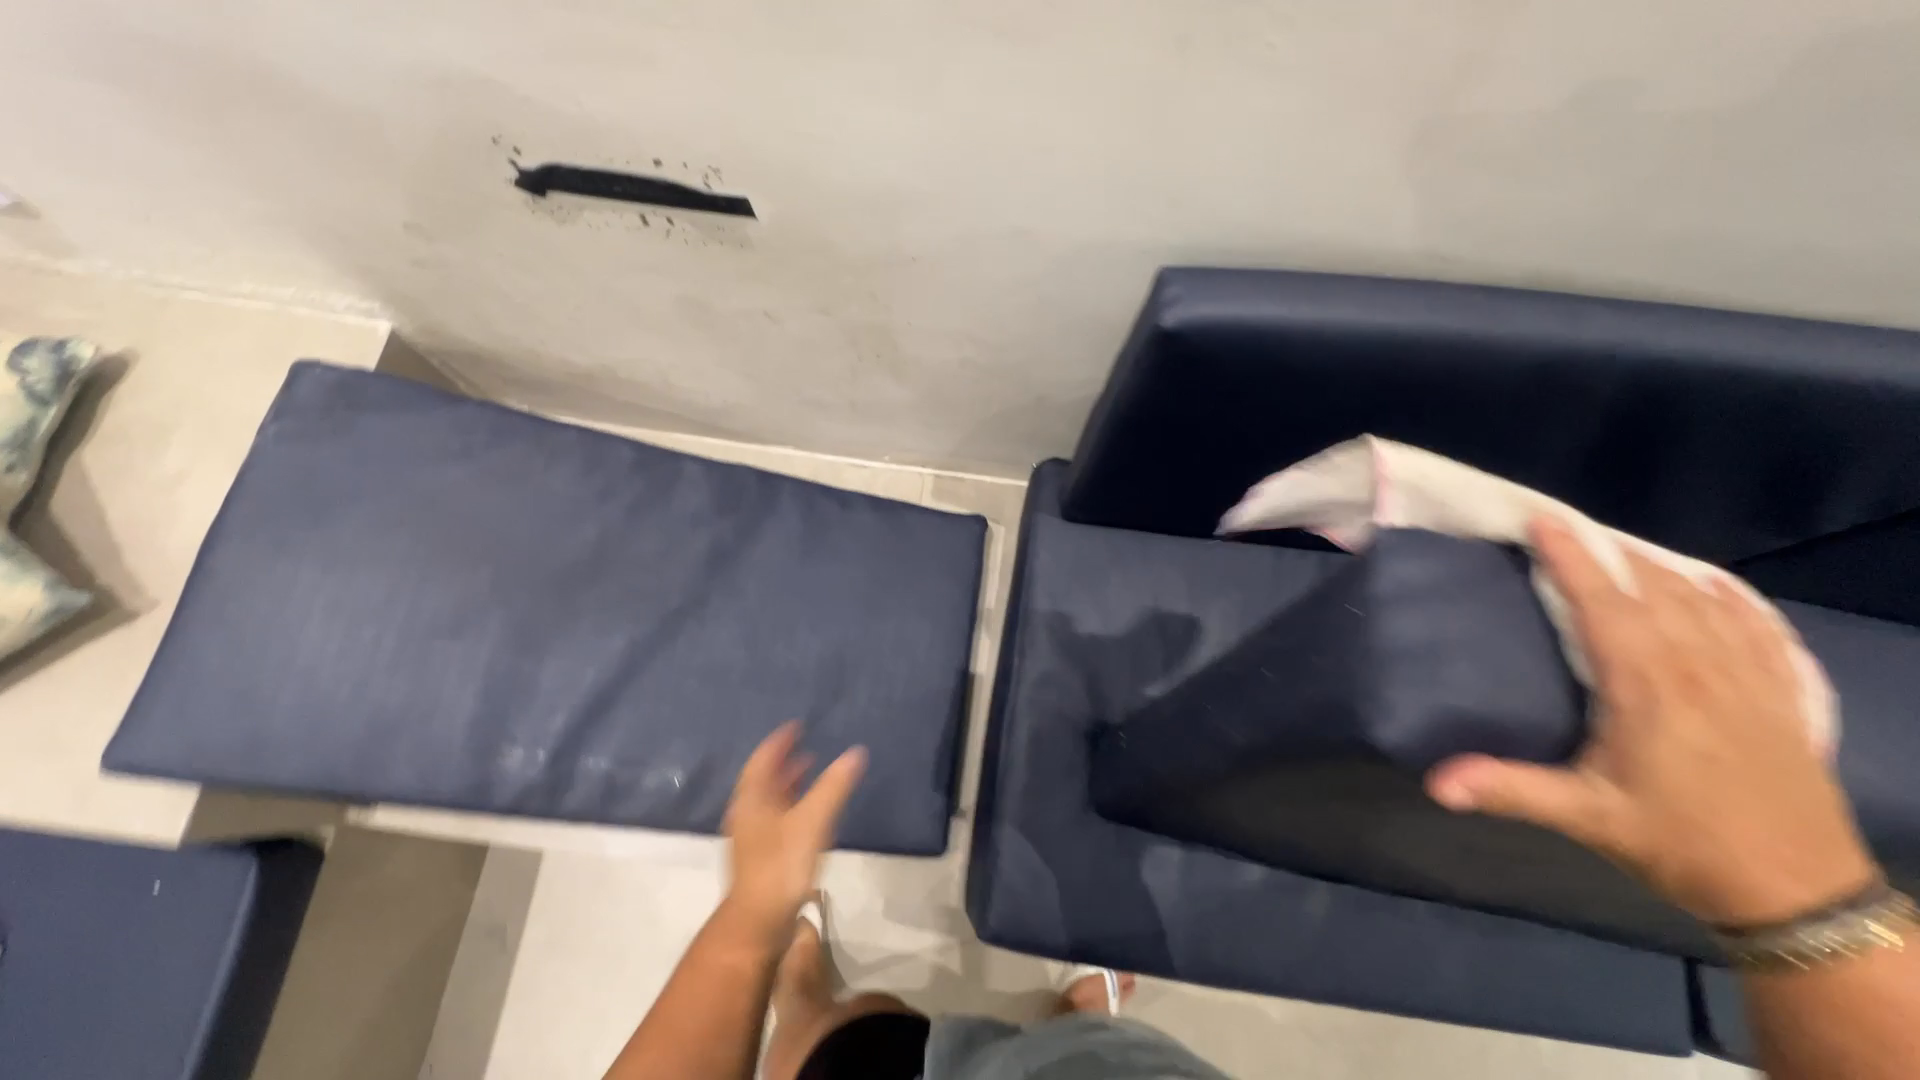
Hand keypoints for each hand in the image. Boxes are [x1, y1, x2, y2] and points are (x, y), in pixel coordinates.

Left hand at [722, 723, 866, 933]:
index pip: (763, 759)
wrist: (758, 922)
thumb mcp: (813, 821)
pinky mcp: (760, 856)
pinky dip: (790, 805)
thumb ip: (834, 786)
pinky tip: (808, 814)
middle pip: (763, 779)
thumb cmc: (782, 865)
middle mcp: (746, 813)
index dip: (780, 741)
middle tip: (807, 747)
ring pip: (768, 800)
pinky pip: (774, 818)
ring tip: (810, 773)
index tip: (797, 725)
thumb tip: (856, 752)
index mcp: (752, 799)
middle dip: (784, 762)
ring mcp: (751, 836)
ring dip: (787, 784)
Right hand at [1427, 516, 1878, 925]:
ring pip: (1702, 598)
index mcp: (1647, 687)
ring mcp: (1747, 675)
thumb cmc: (1681, 843)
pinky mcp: (1780, 692)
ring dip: (1659, 567)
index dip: (1571, 557)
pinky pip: (1755, 623)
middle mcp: (1699, 666)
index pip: (1604, 603)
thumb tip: (1435, 782)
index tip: (1542, 521)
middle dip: (1609, 551)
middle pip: (1653, 587)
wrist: (1797, 888)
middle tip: (1569, 531)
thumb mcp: (1588, 818)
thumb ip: (1510, 790)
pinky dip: (1727, 594)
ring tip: (1623, 552)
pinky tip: (1710, 584)